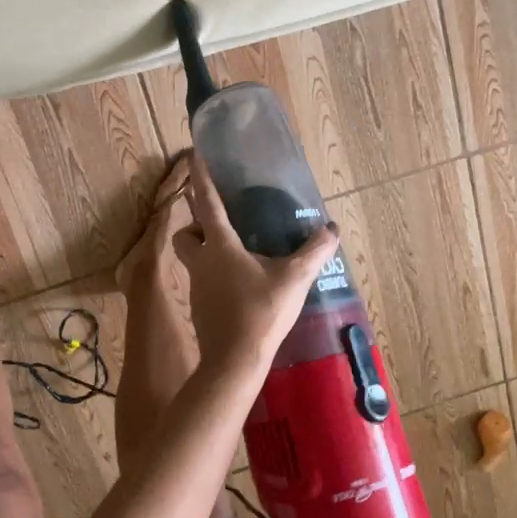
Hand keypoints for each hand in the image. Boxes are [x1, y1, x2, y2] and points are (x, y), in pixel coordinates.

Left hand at [172, 149, 339, 375]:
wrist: (234, 362)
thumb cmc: (261, 313)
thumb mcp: (295, 279)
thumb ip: (314, 252)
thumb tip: (331, 229)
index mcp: (220, 246)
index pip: (206, 202)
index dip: (201, 178)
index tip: (194, 155)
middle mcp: (201, 262)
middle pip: (184, 234)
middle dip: (193, 223)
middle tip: (216, 222)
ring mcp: (197, 287)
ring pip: (191, 259)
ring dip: (204, 251)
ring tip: (235, 254)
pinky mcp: (200, 308)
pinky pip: (202, 282)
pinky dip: (215, 277)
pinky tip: (238, 286)